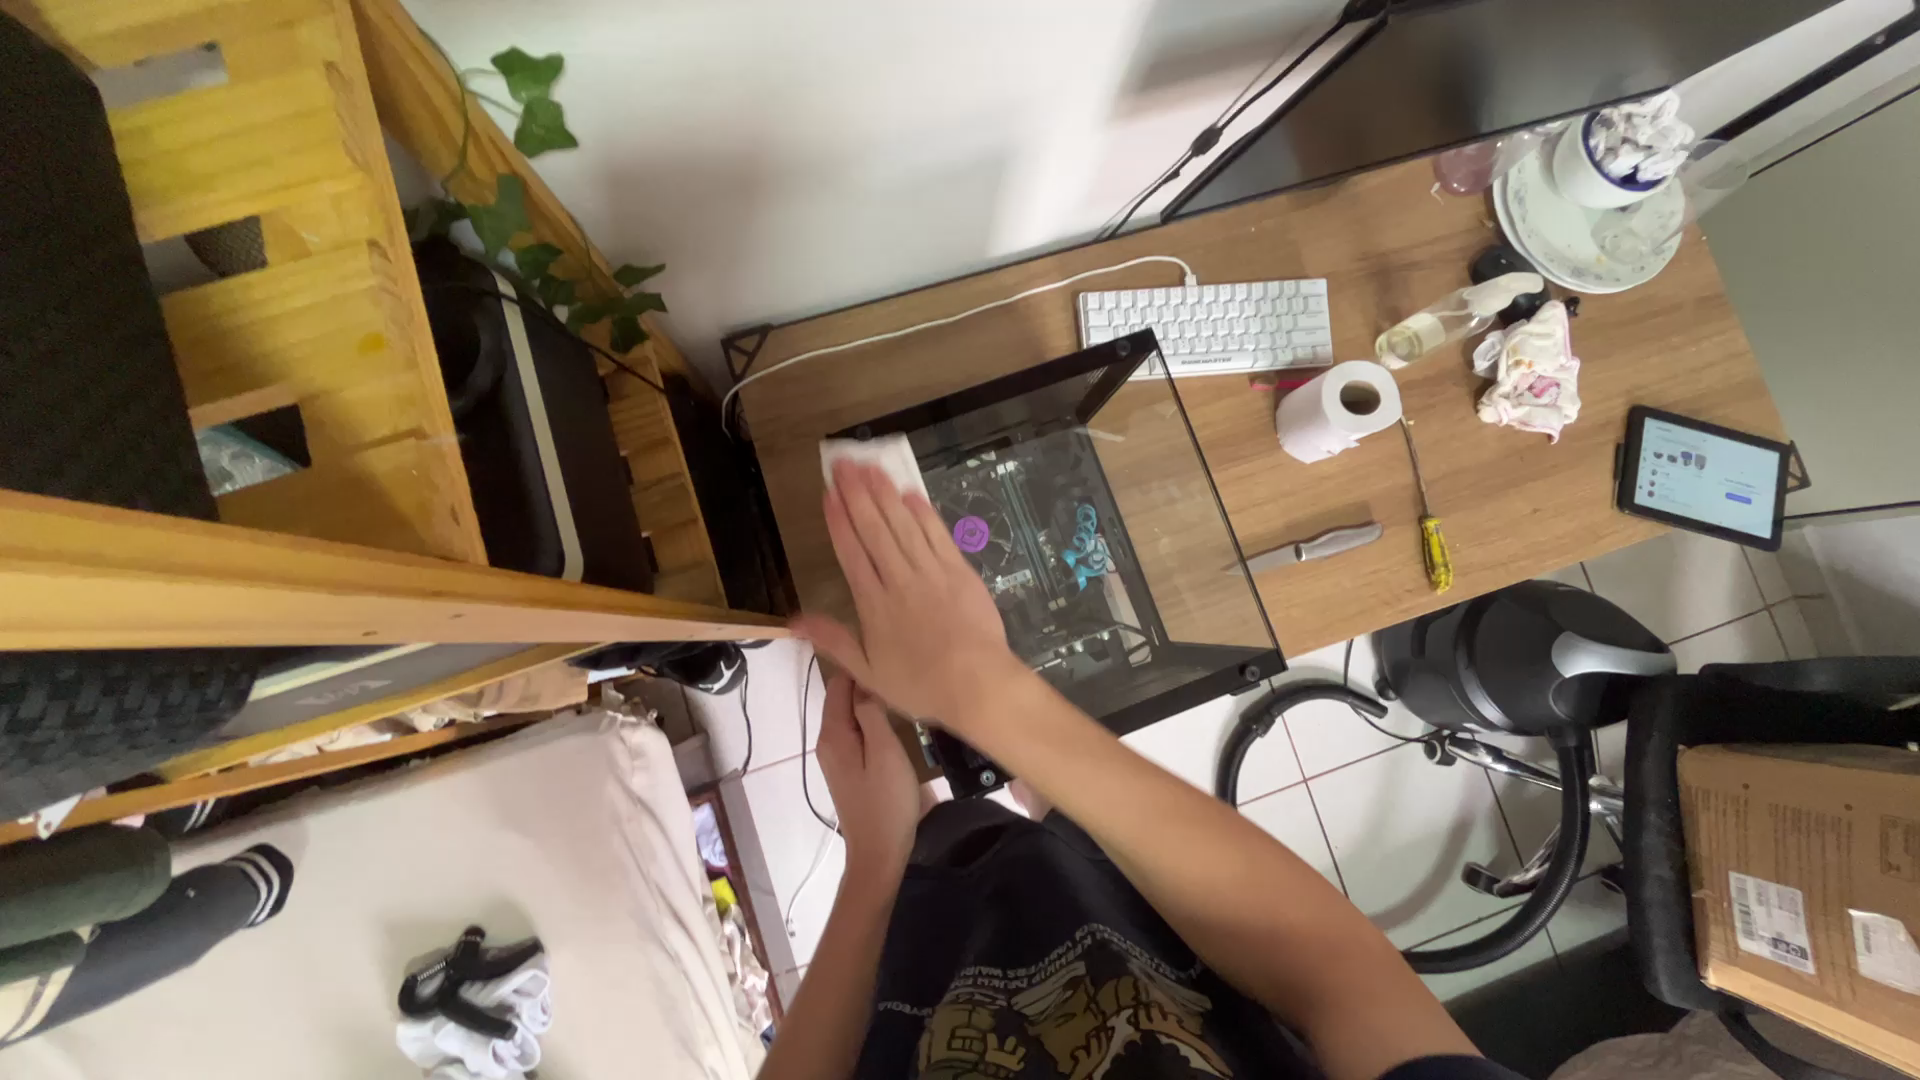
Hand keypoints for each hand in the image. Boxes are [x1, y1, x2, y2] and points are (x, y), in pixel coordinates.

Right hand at [794, 461, 1023, 729]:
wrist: (976, 684)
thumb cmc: (920, 684)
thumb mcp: (867, 672)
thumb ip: (832, 640)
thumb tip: (793, 620)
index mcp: (874, 603)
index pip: (851, 552)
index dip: (838, 520)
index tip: (828, 493)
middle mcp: (899, 579)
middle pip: (874, 529)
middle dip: (857, 494)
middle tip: (843, 463)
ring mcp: (931, 571)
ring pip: (903, 524)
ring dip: (885, 494)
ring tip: (870, 466)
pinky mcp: (959, 570)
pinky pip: (937, 534)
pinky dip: (923, 512)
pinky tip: (910, 493)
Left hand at [815, 672, 920, 882]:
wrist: (878, 853)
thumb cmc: (886, 802)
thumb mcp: (885, 752)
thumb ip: (871, 714)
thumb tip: (865, 681)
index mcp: (833, 734)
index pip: (838, 682)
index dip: (860, 665)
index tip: (888, 655)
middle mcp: (827, 741)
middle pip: (842, 697)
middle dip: (865, 681)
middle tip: (899, 672)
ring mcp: (836, 756)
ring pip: (850, 714)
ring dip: (869, 701)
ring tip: (899, 690)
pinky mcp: (847, 768)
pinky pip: (855, 731)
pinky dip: (870, 719)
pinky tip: (892, 719)